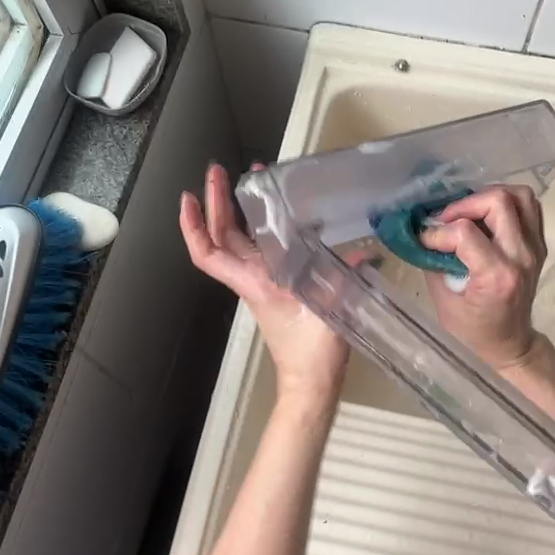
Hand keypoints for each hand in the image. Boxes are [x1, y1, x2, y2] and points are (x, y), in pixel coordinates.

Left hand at [180, 162, 347, 403]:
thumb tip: (366, 253)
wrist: (312, 383)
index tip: (189, 197)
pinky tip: (276, 210)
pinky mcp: (278, 284)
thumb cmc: (313, 353)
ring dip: (236, 211)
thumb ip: (344, 280)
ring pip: (239, 240)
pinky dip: (260, 226)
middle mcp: (253, 277)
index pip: (210, 254)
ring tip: (248, 180)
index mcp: (255, 282)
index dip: (193, 226)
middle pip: (222, 237)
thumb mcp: (330, 312)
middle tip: (219, 171)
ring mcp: (264, 280)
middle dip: (216, 202)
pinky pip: (260, 248)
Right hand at [419, 185, 546, 369]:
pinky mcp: (539, 244)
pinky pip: (529, 206)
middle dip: (464, 204)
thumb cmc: (473, 330)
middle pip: (498, 202)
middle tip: (447, 219)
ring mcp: (535, 249)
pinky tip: (486, 215)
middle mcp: (521, 257)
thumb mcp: (443, 301)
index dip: (437, 232)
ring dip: (489, 196)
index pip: (465, 232)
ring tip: (469, 212)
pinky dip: (506, 202)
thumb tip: (422, 231)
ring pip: (519, 196)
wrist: (510, 343)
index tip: (424, 240)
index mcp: (497, 277)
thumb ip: (434, 262)